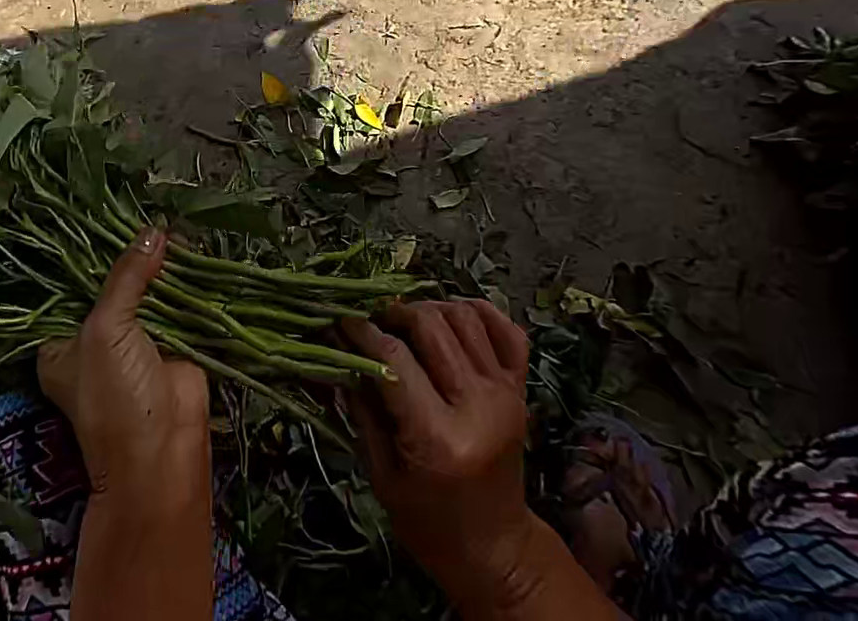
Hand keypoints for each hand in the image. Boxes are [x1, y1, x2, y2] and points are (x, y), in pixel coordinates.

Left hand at [38, 227, 212, 620]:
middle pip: (114, 285)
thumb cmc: (114, 396)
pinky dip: (185, 283)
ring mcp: (136, 340)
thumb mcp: (106, 329)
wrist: (164, 452)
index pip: (72, 286)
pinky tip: (194, 252)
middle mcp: (96, 337)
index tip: (109, 215)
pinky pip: (177, 305)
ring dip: (161, 266)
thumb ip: (127, 277)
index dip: (91, 254)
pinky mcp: (172, 342)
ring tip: (174, 225)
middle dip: (131, 256)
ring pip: (148, 293)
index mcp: (63, 340)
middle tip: (147, 214)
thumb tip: (154, 230)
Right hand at [344, 301, 615, 620]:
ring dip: (429, 307)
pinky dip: (479, 311)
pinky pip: (507, 330)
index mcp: (439, 438)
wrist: (496, 550)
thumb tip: (337, 351)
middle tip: (371, 319)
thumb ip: (362, 409)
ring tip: (405, 319)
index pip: (393, 359)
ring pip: (464, 317)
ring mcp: (505, 393)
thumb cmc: (429, 522)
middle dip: (392, 313)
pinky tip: (452, 314)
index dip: (361, 332)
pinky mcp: (520, 389)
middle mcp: (478, 406)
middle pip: (430, 326)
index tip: (339, 320)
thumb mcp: (382, 474)